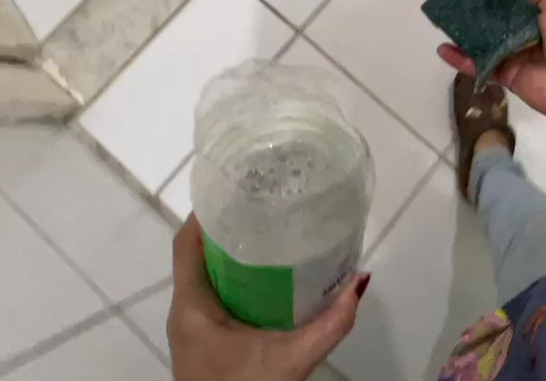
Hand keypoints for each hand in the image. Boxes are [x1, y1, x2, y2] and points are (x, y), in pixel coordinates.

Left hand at [167, 216, 366, 380]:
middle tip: (270, 197)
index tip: (241, 183)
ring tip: (274, 222)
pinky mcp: (203, 338)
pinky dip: (237, 271)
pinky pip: (215, 289)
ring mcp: (192, 326)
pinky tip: (270, 269)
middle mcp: (185, 309)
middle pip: (199, 250)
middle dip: (230, 220)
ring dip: (233, 246)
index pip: (187, 242)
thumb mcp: (291, 363)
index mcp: (192, 305)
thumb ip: (329, 324)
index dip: (209, 208)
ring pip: (207, 270)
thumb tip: (360, 281)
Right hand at [435, 0, 545, 123]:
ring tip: (441, 15)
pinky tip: (443, 48)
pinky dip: (460, 58)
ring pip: (482, 37)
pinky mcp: (505, 75)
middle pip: (493, 11)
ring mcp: (513, 52)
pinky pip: (478, 65)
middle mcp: (525, 28)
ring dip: (463, 27)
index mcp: (540, 7)